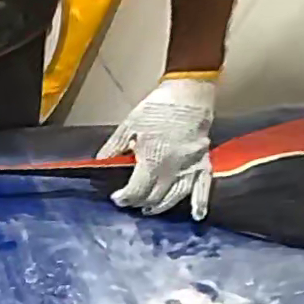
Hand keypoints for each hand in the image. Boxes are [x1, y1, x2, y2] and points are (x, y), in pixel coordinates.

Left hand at [97, 76, 216, 218]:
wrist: (189, 88)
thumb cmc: (156, 108)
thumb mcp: (126, 128)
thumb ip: (111, 151)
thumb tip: (98, 166)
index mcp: (153, 160)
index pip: (136, 191)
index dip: (123, 198)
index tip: (116, 198)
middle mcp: (173, 166)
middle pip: (154, 197)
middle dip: (139, 203)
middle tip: (130, 201)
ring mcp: (191, 163)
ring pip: (175, 196)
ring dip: (161, 206)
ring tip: (148, 209)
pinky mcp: (204, 158)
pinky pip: (205, 183)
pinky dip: (201, 201)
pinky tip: (197, 215)